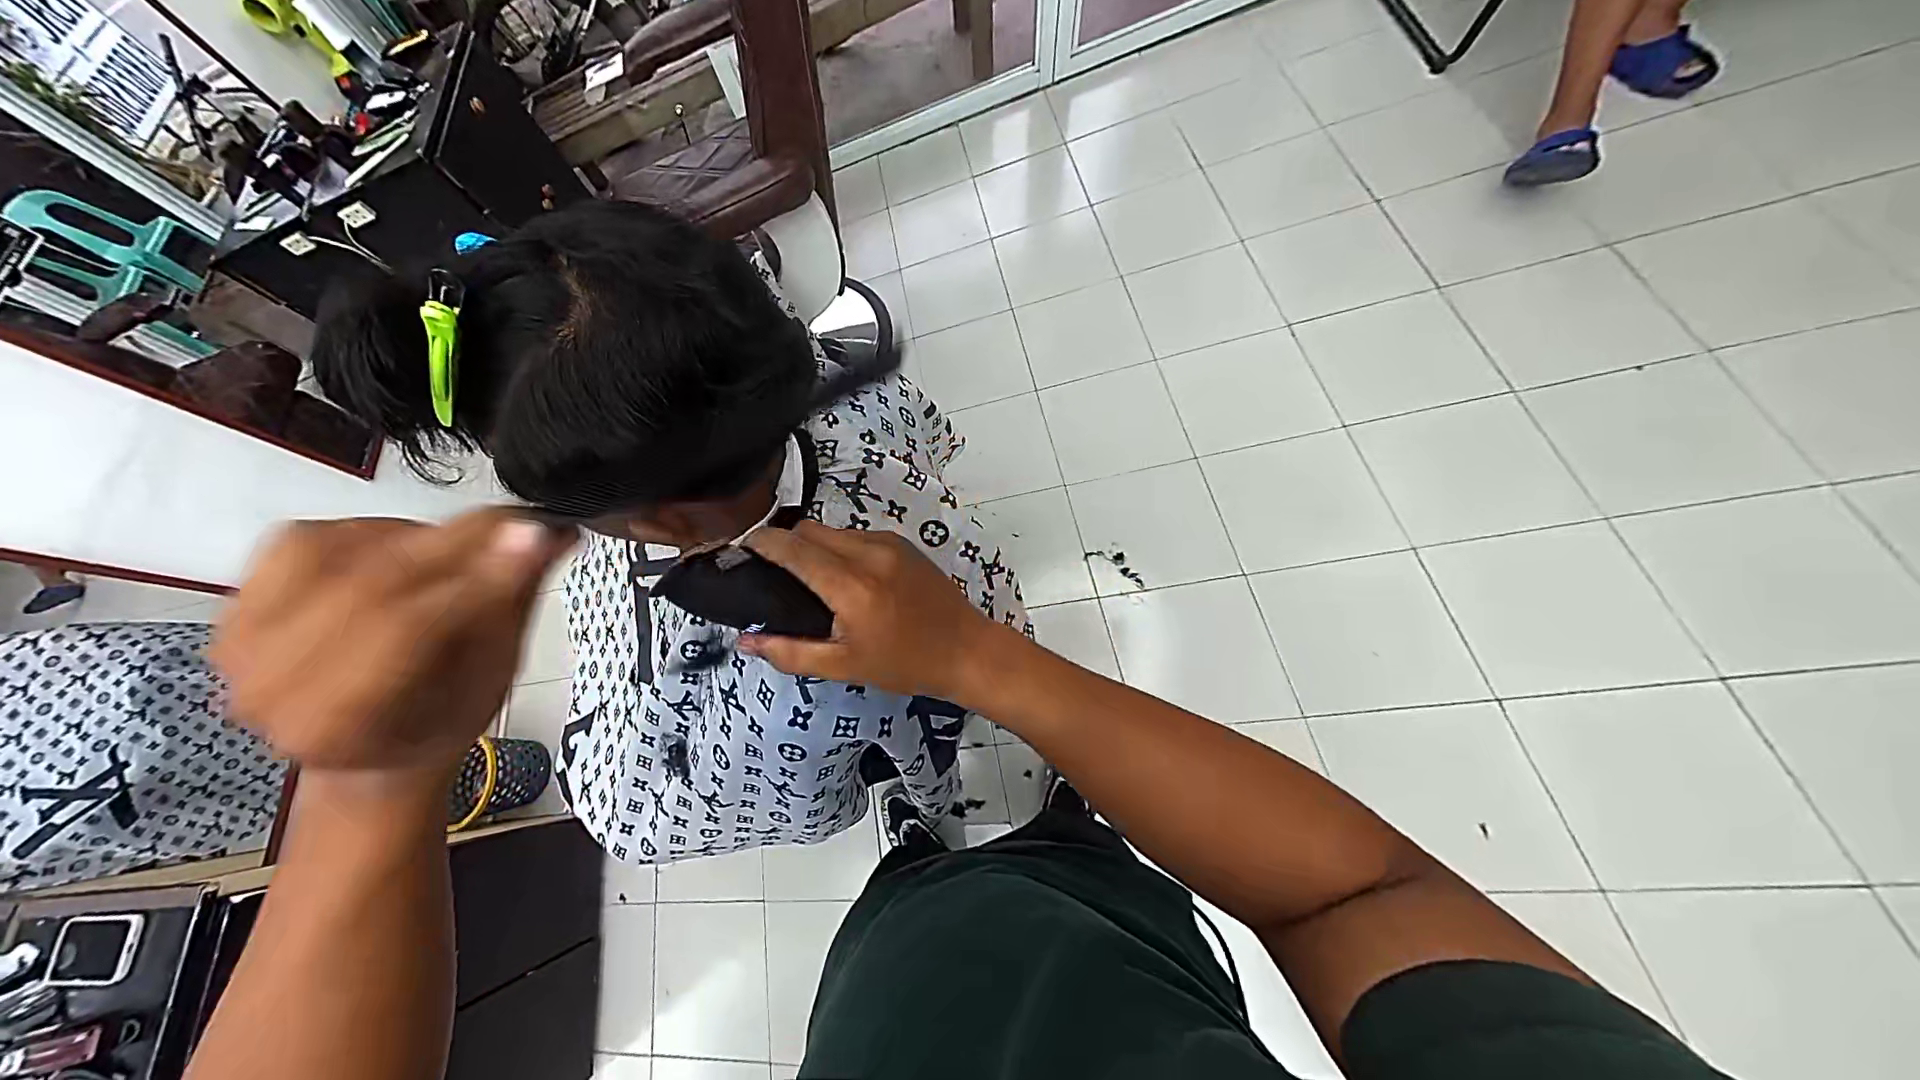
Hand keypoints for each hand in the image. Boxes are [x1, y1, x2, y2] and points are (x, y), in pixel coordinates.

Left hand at [210, 508, 574, 781]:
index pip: (407, 626)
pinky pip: (303, 541)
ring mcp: (243, 643)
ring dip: (409, 539)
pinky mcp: (238, 605)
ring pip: (333, 552)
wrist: (378, 742)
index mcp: (336, 724)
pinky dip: (364, 532)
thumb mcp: (494, 669)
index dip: (475, 575)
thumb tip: (541, 536)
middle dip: (455, 545)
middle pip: (369, 585)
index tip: (530, 536)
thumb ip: (512, 596)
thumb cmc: (439, 716)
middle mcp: (269, 687)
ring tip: (454, 553)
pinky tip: (402, 551)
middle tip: (512, 528)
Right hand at [738, 520, 1011, 701]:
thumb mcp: (844, 666)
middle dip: (785, 544)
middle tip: (773, 574)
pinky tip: (843, 577)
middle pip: (809, 530)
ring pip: (833, 530)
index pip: (793, 548)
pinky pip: (856, 535)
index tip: (741, 551)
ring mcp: (889, 543)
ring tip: (809, 580)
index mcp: (852, 586)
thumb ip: (790, 652)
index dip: (760, 544)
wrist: (966, 650)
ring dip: (814, 546)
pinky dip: (839, 548)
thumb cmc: (906, 664)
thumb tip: (745, 642)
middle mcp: (869, 553)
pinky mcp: (903, 543)